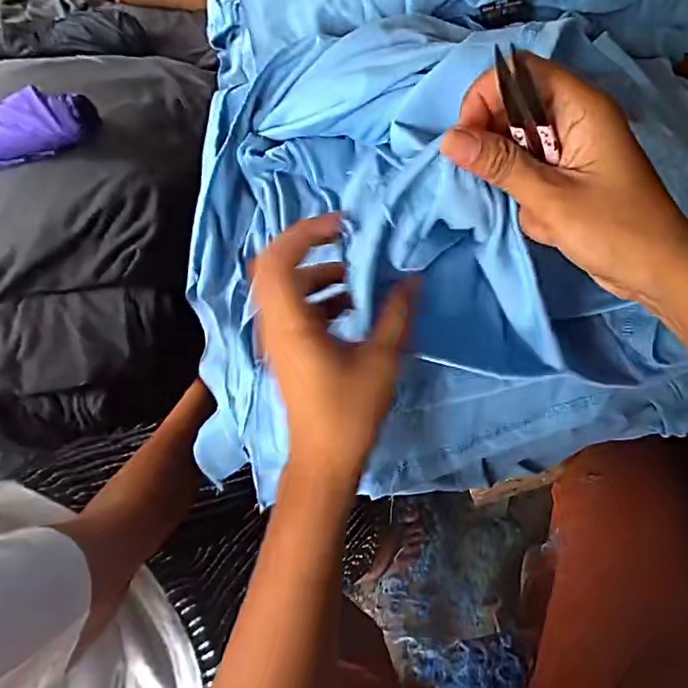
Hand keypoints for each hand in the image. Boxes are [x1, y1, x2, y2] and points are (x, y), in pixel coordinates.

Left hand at [251, 213, 415, 484]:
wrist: (323, 460)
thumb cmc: (349, 412)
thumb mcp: (381, 359)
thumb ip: (397, 314)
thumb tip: (412, 279)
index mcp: (290, 322)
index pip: (279, 258)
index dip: (307, 232)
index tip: (344, 226)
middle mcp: (275, 324)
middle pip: (275, 265)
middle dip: (310, 246)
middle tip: (347, 240)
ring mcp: (277, 338)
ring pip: (286, 287)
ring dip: (318, 273)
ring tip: (357, 277)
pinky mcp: (287, 350)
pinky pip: (295, 307)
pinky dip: (319, 296)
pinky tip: (352, 307)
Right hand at [439, 54, 687, 304]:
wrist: (661, 274)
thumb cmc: (616, 231)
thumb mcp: (551, 199)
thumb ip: (500, 164)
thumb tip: (449, 139)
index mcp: (582, 107)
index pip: (519, 73)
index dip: (486, 97)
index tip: (468, 138)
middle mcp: (576, 119)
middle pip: (515, 107)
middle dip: (498, 144)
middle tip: (495, 180)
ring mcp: (573, 150)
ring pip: (519, 145)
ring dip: (516, 177)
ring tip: (538, 207)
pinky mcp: (570, 177)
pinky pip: (532, 172)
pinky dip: (531, 197)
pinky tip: (552, 222)